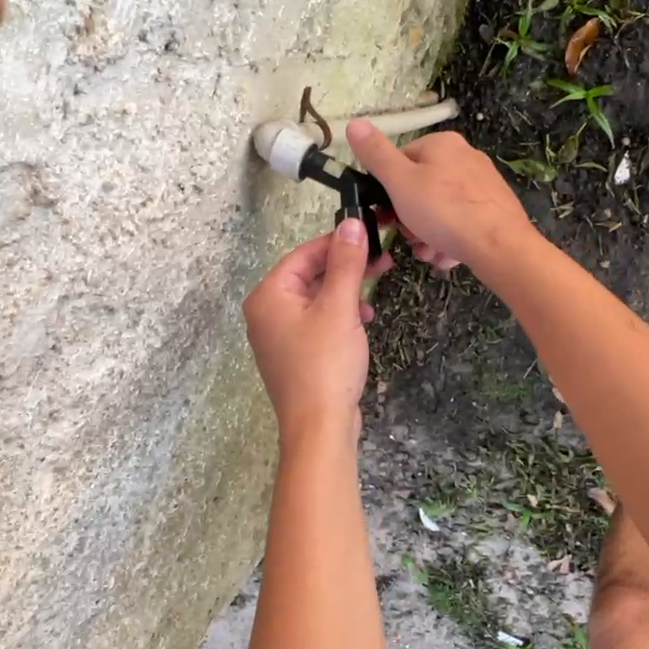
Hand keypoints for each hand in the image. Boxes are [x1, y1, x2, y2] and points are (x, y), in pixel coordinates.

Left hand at [242, 218, 388, 443]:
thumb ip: (346, 263)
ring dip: (345, 294)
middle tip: (382, 264)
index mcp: (268, 296)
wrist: (319, 426)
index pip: (303, 255)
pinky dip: (339, 318)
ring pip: (314, 301)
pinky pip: (316, 324)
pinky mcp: (294, 357)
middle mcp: (266, 314)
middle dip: (345, 270)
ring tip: (373, 299)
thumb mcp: (340, 308)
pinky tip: (361, 323)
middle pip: (308, 277)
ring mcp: (278, 338)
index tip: (371, 238)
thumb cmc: (326, 364)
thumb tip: (350, 223)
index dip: (338, 243)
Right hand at [346, 120, 537, 271]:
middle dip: (411, 220)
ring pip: (441, 212)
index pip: (402, 161)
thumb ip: (376, 155)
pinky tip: (448, 257)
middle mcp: (466, 158)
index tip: (386, 216)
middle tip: (411, 239)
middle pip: (422, 189)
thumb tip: (354, 123)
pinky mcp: (495, 211)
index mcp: (442, 144)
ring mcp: (483, 186)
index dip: (389, 191)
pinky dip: (450, 241)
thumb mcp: (400, 182)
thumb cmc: (445, 211)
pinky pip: (462, 225)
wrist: (500, 246)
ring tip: (430, 253)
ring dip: (428, 236)